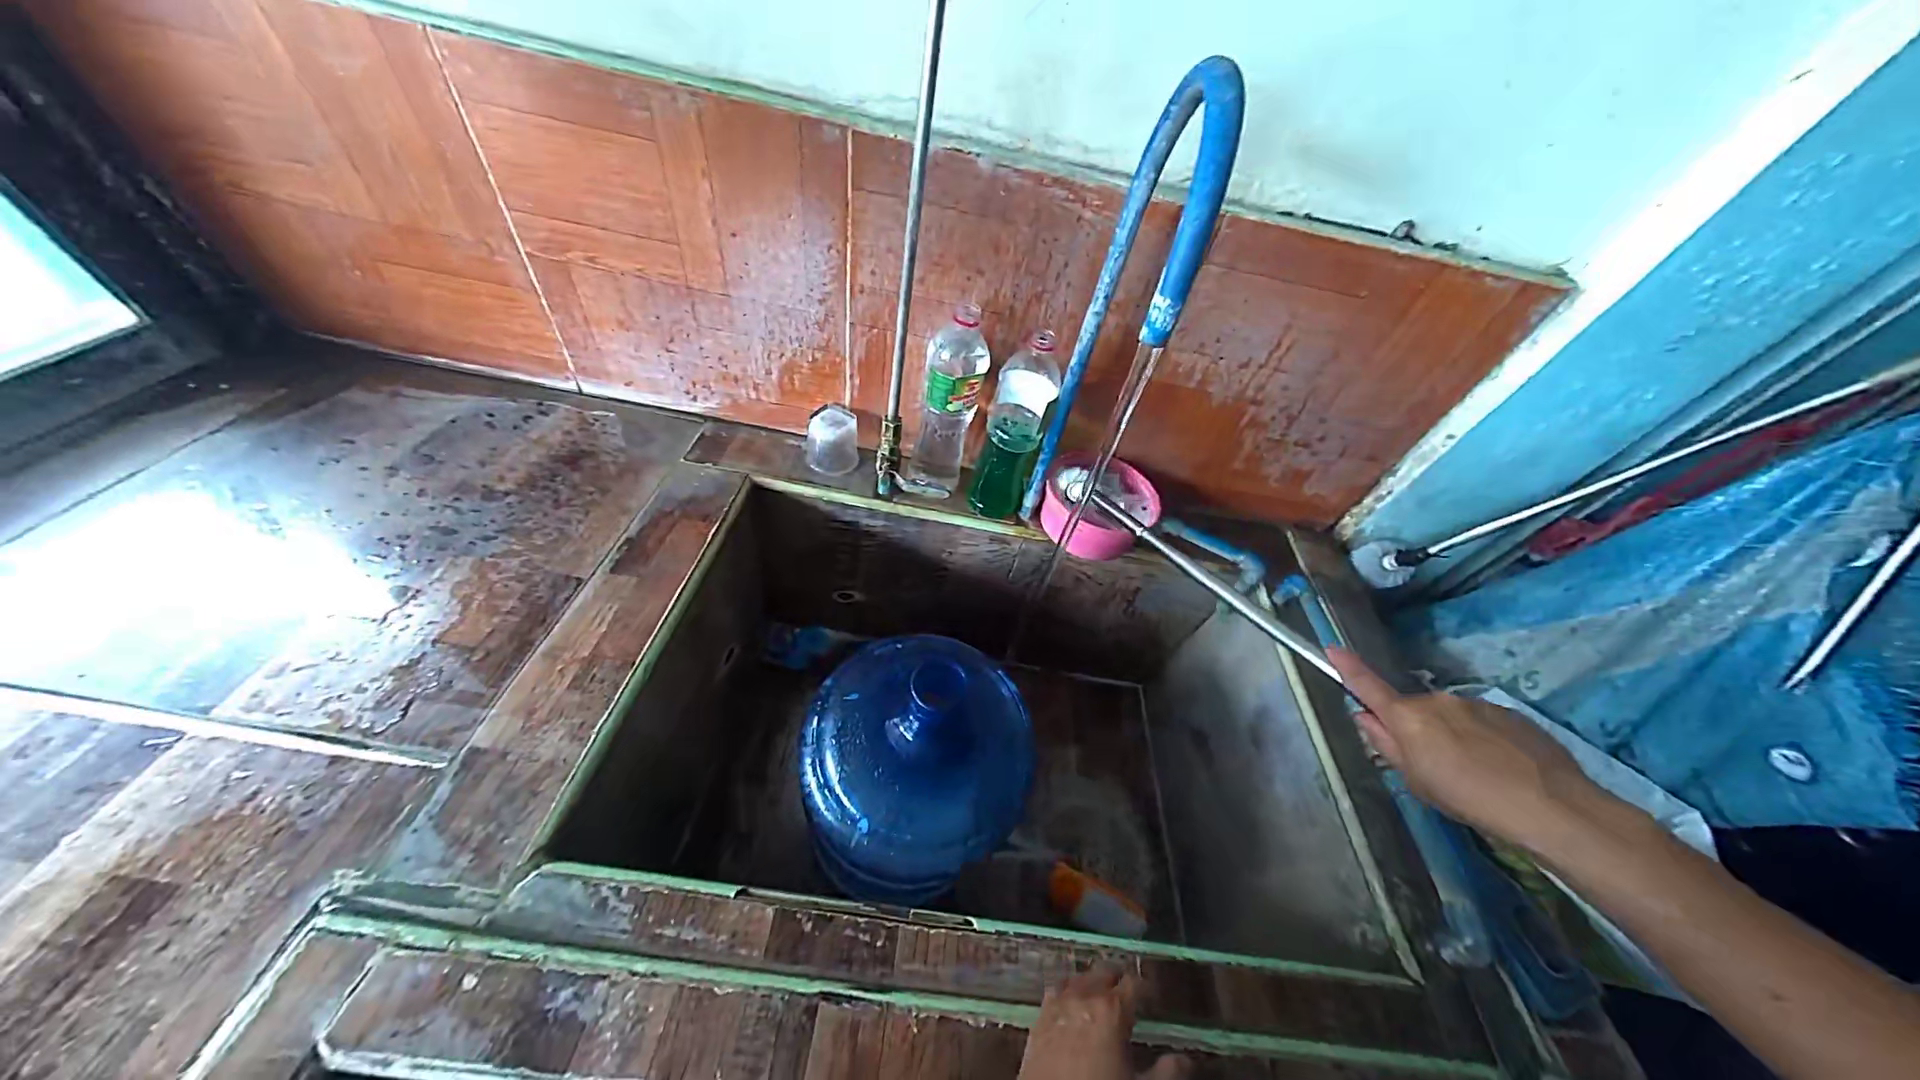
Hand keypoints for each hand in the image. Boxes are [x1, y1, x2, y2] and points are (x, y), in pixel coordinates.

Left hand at [1016, 966, 1188, 1079]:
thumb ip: (1167, 1072)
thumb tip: (1187, 1059)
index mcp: (1113, 1010)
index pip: (1134, 983)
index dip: (1146, 986)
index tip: (1154, 994)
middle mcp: (1085, 996)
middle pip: (1105, 972)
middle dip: (1119, 977)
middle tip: (1130, 990)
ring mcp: (1058, 1002)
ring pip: (1080, 977)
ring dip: (1093, 980)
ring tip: (1103, 991)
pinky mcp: (1040, 1015)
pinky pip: (1057, 990)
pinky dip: (1069, 989)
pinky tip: (1073, 1000)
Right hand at [1326, 647, 1607, 853]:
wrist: (1552, 805)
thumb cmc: (1469, 798)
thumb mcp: (1416, 781)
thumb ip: (1387, 745)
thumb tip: (1365, 718)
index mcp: (1408, 717)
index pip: (1368, 686)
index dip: (1348, 667)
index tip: (1332, 648)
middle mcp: (1438, 700)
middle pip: (1414, 710)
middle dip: (1417, 729)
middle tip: (1433, 766)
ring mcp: (1476, 703)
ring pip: (1450, 718)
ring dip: (1453, 736)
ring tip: (1476, 773)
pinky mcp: (1510, 713)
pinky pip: (1482, 724)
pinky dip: (1483, 741)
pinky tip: (1501, 768)